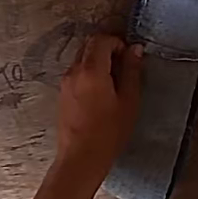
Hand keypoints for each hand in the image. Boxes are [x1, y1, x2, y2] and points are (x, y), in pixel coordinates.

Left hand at [56, 34, 143, 177]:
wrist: (81, 158)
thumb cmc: (108, 132)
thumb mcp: (129, 101)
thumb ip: (132, 71)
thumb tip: (135, 49)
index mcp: (91, 70)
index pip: (101, 39)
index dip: (117, 42)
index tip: (129, 55)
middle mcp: (74, 71)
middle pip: (88, 45)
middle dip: (107, 48)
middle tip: (123, 65)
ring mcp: (65, 82)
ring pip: (81, 58)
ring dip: (98, 60)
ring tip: (114, 80)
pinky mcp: (62, 93)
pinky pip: (76, 72)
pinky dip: (89, 72)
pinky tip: (101, 92)